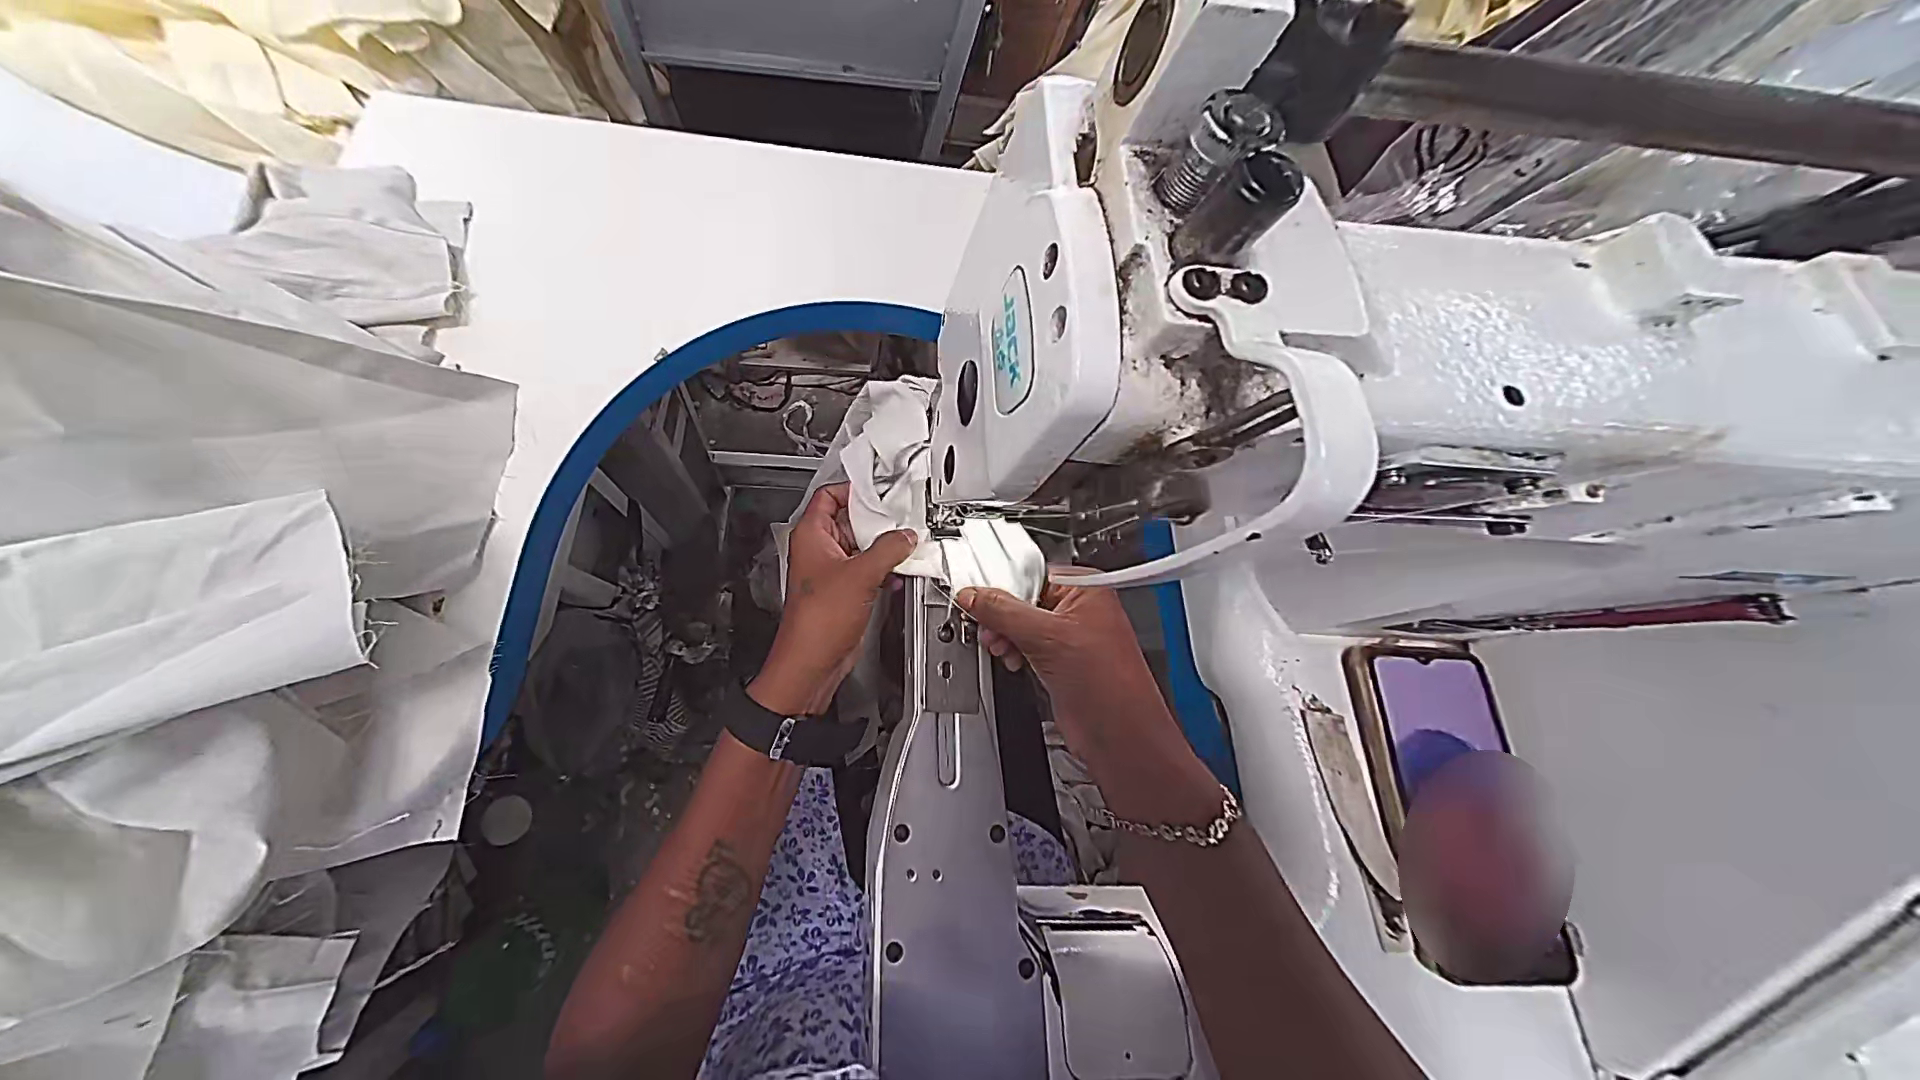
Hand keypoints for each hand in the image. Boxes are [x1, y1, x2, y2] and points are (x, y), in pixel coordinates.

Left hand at [750, 483, 916, 715]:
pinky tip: (897, 572)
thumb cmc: (816, 622)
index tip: (878, 490)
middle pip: (850, 520)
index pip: (829, 496)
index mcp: (811, 536)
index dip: (853, 489)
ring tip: (903, 545)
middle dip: (877, 521)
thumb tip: (904, 537)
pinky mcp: (845, 590)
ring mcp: (832, 571)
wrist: (813, 661)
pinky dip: (883, 568)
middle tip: (899, 519)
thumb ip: (888, 549)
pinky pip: (868, 569)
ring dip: (883, 546)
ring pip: (862, 546)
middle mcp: (820, 551)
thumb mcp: (860, 574)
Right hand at [957, 580, 1219, 824]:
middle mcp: (1079, 610)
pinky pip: (1025, 646)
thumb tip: (975, 596)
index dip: (1002, 584)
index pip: (1031, 573)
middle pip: (1022, 599)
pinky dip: (1012, 651)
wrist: (1120, 735)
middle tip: (987, 625)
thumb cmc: (1110, 683)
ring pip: (1021, 625)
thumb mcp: (1046, 636)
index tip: (977, 593)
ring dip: (1004, 635)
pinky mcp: (1059, 662)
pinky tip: (1012, 659)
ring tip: (1001, 645)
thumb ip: (1004, 612)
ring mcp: (1068, 638)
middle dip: (1001, 614)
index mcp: (1085, 589)